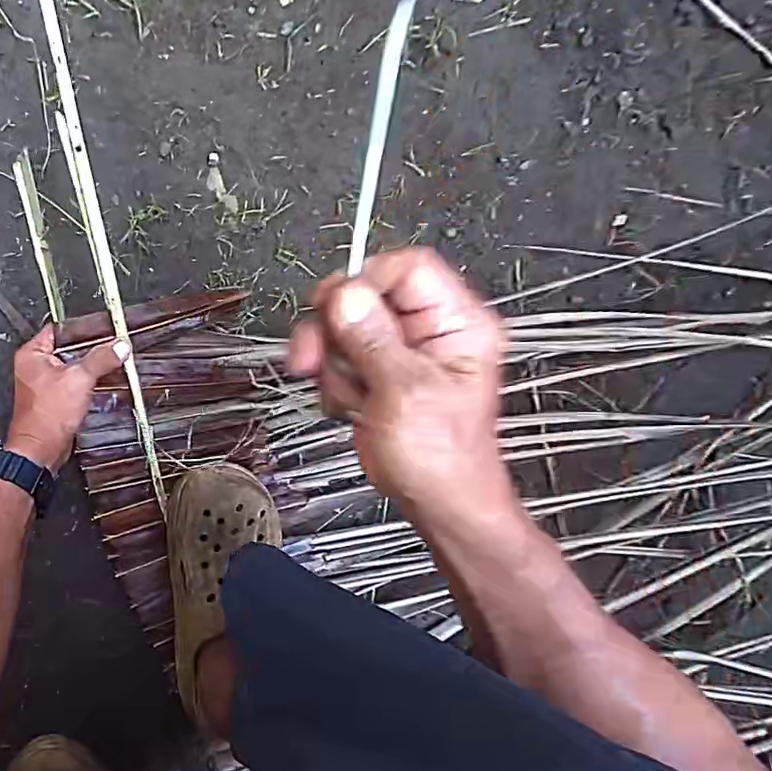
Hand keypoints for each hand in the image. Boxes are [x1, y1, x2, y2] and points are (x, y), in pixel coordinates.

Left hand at [3, 325, 129, 469]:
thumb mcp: (79, 379)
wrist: (41, 450)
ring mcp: (45, 384)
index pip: (60, 329)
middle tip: (114, 345)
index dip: (83, 328)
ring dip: (93, 368)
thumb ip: (101, 359)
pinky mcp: (55, 400)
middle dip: (93, 349)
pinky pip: (76, 385)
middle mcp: (36, 367)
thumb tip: (119, 346)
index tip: (104, 326)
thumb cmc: (46, 416)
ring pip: (74, 368)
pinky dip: (90, 384)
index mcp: (33, 354)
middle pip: (70, 349)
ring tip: (115, 362)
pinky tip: (107, 383)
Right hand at [288, 247, 508, 524]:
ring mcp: (395, 353)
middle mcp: (424, 332)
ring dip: (334, 364)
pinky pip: (335, 359)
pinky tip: (353, 406)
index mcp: (453, 323)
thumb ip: (373, 339)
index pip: (405, 270)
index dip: (365, 282)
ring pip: (341, 329)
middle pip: (363, 296)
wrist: (434, 501)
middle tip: (318, 354)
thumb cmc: (443, 457)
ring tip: (354, 396)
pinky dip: (333, 384)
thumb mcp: (407, 392)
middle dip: (335, 329)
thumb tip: (346, 295)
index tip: (335, 307)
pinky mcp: (372, 374)